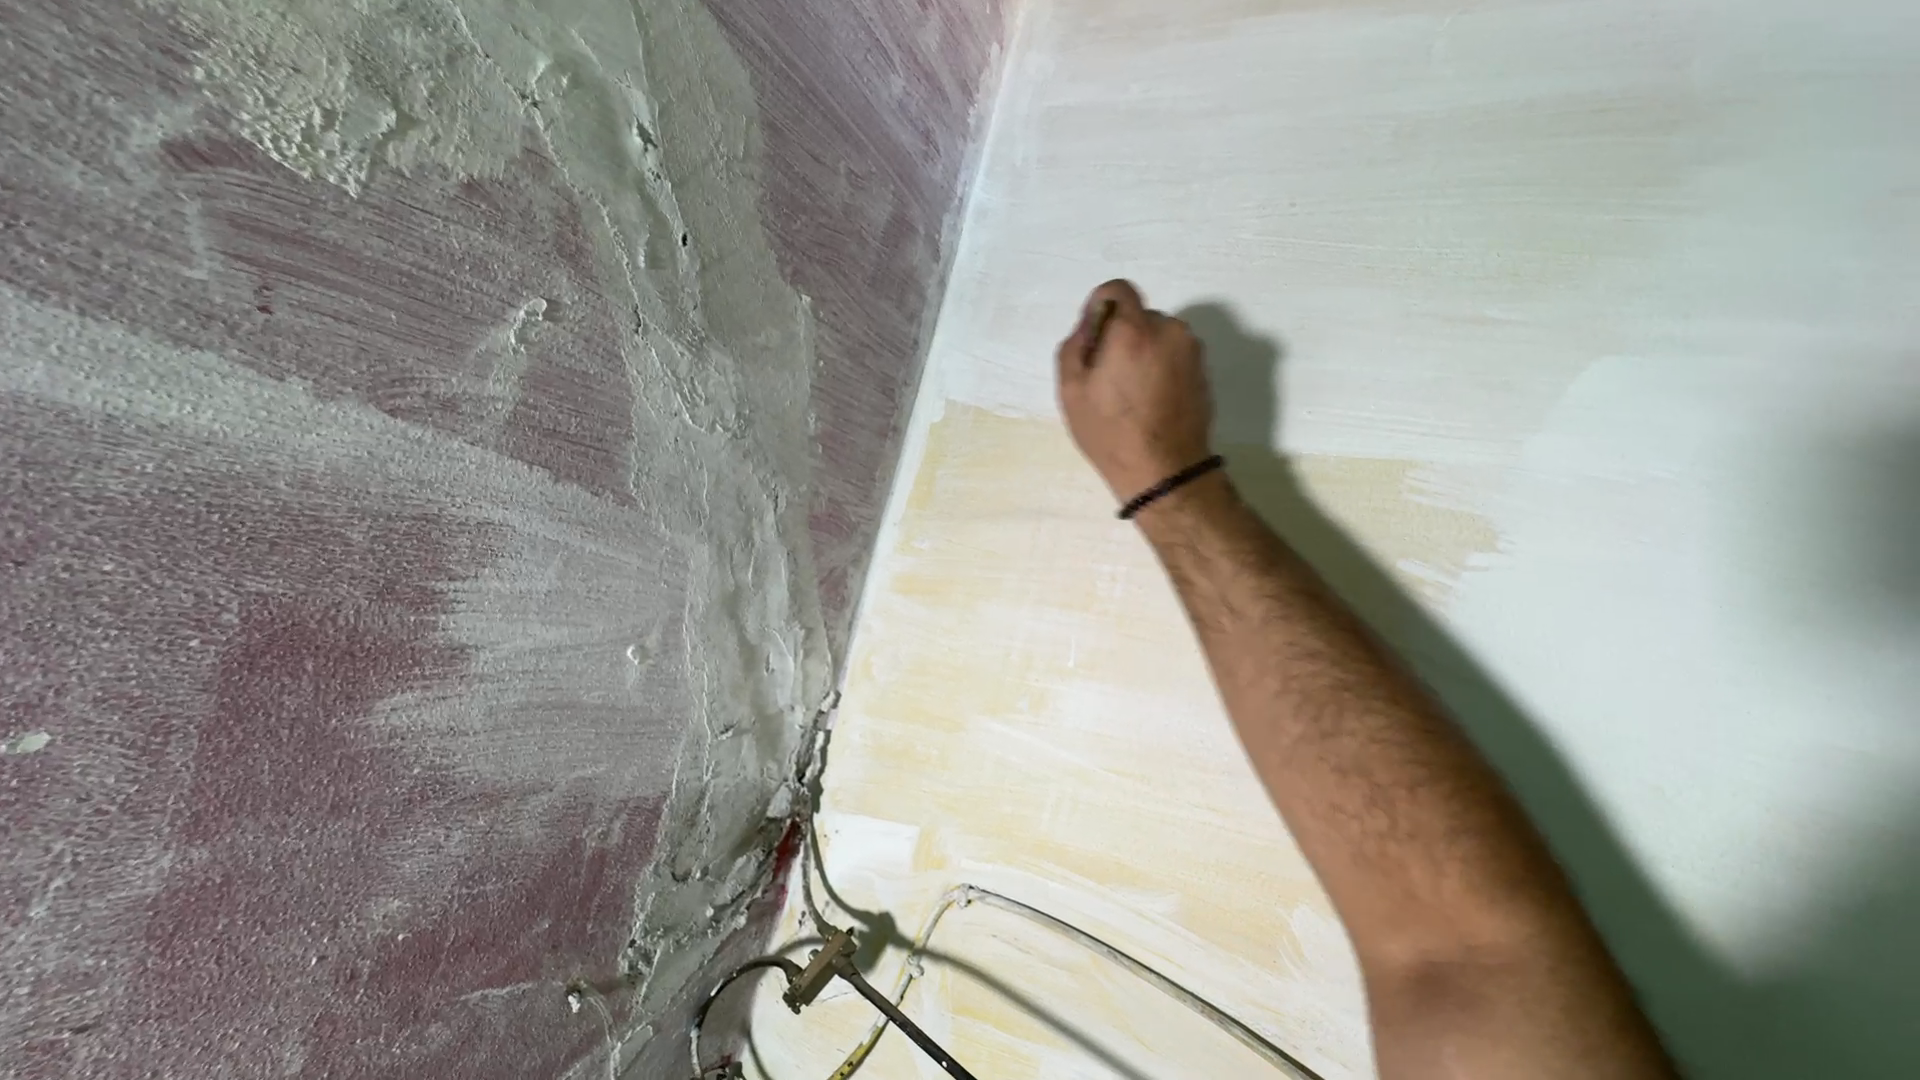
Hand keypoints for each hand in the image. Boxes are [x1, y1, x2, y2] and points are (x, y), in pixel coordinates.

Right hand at [1056, 280, 1214, 501]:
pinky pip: (1174, 356)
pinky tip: (1152, 402)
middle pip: (1138, 316)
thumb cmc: (1111, 432)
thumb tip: (1090, 324)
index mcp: (1133, 329)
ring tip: (1132, 394)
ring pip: (1158, 336)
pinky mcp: (1204, 370)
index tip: (1094, 341)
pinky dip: (1161, 368)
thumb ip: (1075, 344)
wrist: (1165, 470)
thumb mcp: (1072, 390)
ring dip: (1143, 353)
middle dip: (1123, 336)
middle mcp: (1169, 329)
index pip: (1117, 289)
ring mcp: (1191, 350)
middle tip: (1110, 378)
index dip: (1100, 309)